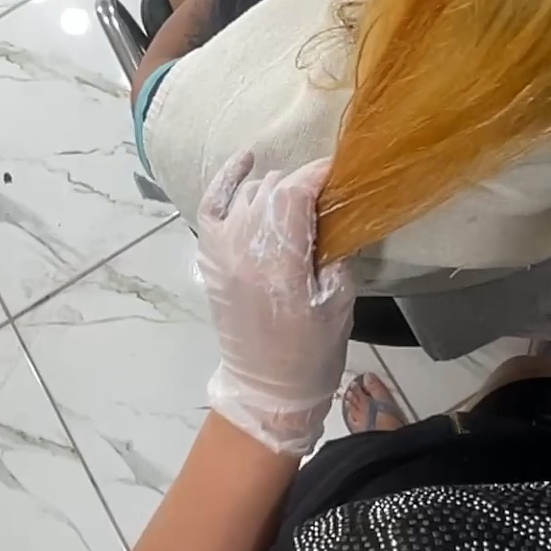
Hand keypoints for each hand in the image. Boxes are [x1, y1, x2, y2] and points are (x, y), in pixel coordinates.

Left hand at [197, 152, 356, 454]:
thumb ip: (336, 250)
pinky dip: (228, 179)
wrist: (266, 388)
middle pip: (272, 189)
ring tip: (296, 203)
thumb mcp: (339, 301)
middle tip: (325, 198)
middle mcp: (243, 249)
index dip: (318, 175)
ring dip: (275, 190)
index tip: (339, 172)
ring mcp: (221, 251)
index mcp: (279, 262)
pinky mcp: (210, 256)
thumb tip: (335, 212)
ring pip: (249, 194)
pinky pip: (212, 203)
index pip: (294, 194)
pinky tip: (247, 162)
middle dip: (302, 184)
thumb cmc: (311, 350)